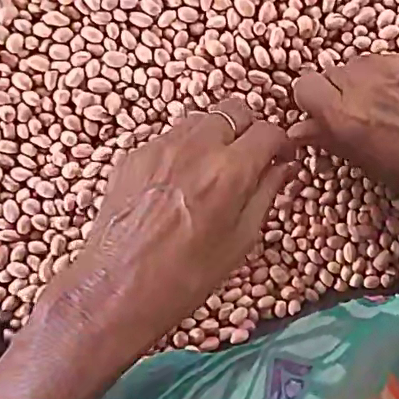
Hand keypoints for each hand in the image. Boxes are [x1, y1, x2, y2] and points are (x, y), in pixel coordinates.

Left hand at [33, 98, 294, 363]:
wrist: (117, 289)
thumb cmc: (184, 277)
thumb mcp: (240, 241)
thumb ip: (265, 194)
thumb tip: (281, 167)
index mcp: (229, 171)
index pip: (268, 131)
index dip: (280, 143)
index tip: (280, 156)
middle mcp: (195, 148)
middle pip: (234, 109)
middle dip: (248, 129)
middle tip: (248, 157)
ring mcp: (159, 147)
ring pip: (200, 119)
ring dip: (214, 135)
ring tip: (212, 170)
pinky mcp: (133, 155)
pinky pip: (168, 138)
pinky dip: (182, 150)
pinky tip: (179, 182)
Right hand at [288, 49, 398, 198]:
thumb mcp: (369, 163)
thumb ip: (331, 139)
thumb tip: (299, 130)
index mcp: (344, 114)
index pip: (304, 86)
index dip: (312, 100)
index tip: (323, 113)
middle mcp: (362, 82)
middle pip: (332, 72)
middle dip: (340, 90)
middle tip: (360, 113)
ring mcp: (392, 63)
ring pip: (362, 63)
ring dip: (367, 80)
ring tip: (392, 105)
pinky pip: (394, 59)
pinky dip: (398, 74)